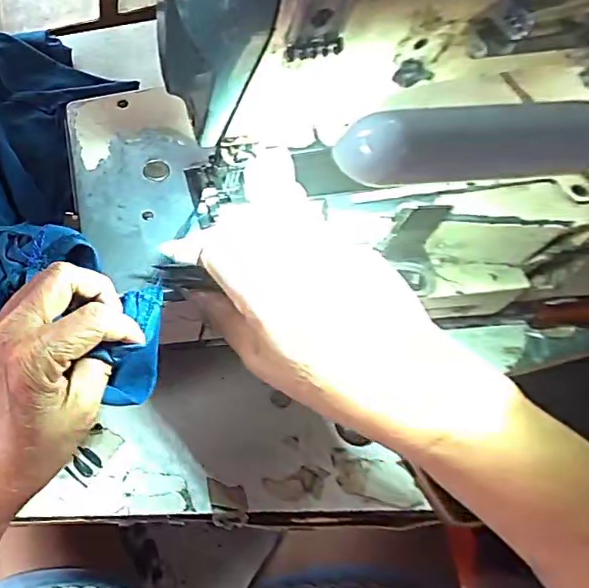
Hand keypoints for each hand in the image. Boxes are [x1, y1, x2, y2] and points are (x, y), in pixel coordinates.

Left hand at [0, 262, 144, 520]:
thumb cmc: (32, 450)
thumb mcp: (82, 411)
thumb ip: (100, 365)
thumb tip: (111, 341)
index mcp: (34, 356)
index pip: (91, 317)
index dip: (121, 325)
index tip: (132, 338)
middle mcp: (11, 332)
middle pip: (62, 276)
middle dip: (96, 289)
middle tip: (113, 316)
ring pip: (43, 280)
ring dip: (74, 292)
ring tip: (94, 320)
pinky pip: (29, 297)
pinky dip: (55, 302)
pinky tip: (69, 326)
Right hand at [178, 161, 519, 455]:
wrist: (406, 380)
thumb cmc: (335, 379)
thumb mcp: (259, 358)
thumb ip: (223, 318)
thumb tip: (200, 297)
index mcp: (259, 285)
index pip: (208, 244)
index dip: (189, 249)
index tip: (182, 257)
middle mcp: (290, 253)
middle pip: (238, 218)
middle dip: (218, 233)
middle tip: (215, 259)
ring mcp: (324, 242)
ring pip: (272, 207)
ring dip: (251, 223)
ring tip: (249, 248)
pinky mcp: (349, 243)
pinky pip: (306, 221)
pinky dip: (287, 228)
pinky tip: (289, 256)